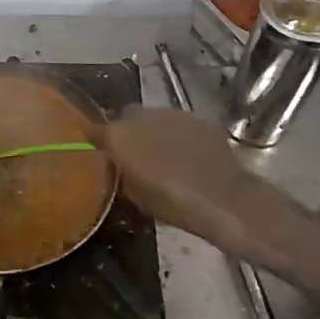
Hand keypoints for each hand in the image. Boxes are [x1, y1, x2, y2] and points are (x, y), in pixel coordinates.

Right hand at [92, 109, 299, 262]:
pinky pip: (179, 123)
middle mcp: (141, 117)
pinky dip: (177, 134)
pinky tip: (187, 153)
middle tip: (132, 151)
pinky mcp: (199, 118)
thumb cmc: (173, 203)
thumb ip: (122, 171)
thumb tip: (121, 163)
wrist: (224, 199)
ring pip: (153, 117)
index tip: (98, 149)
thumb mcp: (135, 194)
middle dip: (126, 129)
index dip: (96, 139)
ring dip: (152, 130)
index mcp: (119, 136)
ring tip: (162, 152)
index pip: (95, 130)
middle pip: (125, 116)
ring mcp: (172, 114)